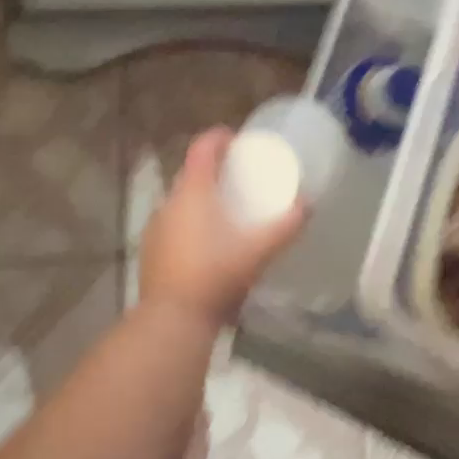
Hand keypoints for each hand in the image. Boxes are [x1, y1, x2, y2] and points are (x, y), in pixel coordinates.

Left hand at [138, 128, 306, 323]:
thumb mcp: (258, 251)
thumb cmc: (216, 275)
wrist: (172, 320)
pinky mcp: (150, 253)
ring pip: (180, 202)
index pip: (201, 148)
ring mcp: (155, 228)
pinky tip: (206, 244)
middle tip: (238, 178)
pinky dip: (189, 224)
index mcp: (192, 192)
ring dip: (200, 199)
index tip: (236, 139)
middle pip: (191, 174)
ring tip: (224, 212)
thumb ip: (285, 226)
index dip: (218, 138)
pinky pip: (173, 226)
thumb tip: (308, 204)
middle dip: (213, 171)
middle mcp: (168, 203)